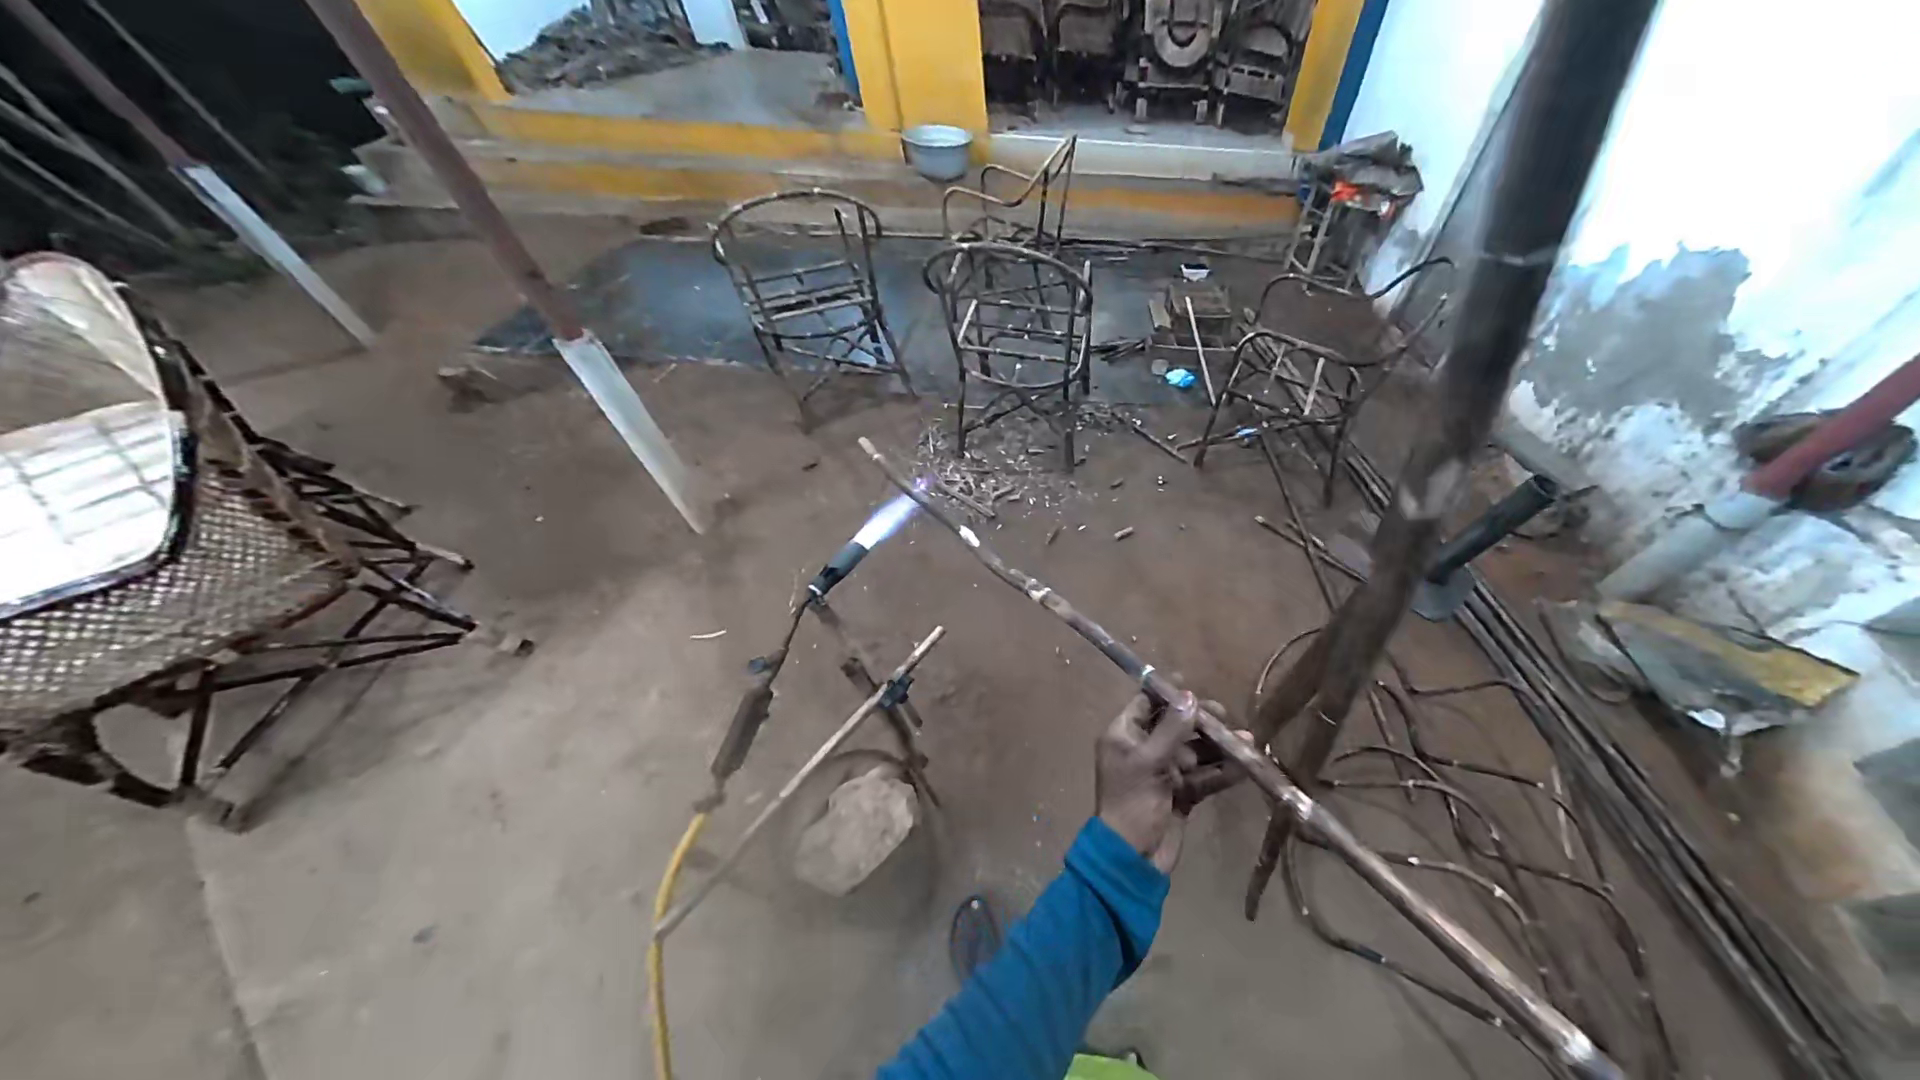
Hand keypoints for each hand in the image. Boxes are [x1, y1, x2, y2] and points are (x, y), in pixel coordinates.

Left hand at [1096, 692, 1239, 873]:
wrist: (1133, 858)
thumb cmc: (1132, 802)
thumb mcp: (1149, 762)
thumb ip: (1171, 729)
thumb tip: (1189, 696)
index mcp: (1124, 736)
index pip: (1145, 704)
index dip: (1169, 695)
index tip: (1194, 687)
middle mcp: (1142, 749)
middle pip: (1174, 726)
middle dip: (1200, 722)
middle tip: (1225, 718)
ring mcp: (1163, 772)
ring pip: (1193, 752)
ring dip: (1217, 747)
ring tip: (1246, 741)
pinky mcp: (1180, 794)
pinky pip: (1202, 777)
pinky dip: (1221, 772)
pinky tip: (1244, 766)